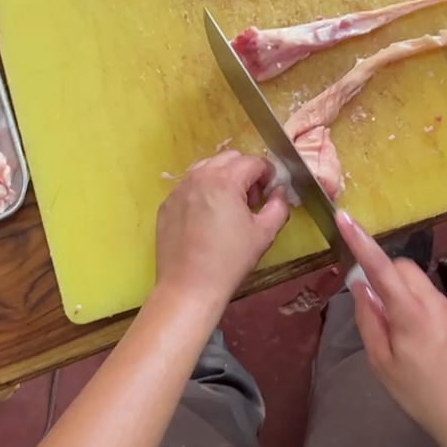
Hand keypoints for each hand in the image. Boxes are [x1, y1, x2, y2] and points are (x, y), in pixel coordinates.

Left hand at [153, 152, 291, 315]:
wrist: (189, 287)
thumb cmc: (230, 260)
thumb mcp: (264, 234)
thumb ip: (278, 206)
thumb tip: (280, 191)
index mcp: (225, 180)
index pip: (253, 162)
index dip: (267, 173)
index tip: (270, 191)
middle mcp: (199, 177)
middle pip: (229, 158)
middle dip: (245, 172)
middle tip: (251, 200)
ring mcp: (179, 190)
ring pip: (206, 168)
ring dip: (223, 178)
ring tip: (229, 206)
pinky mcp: (167, 204)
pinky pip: (189, 186)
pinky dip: (203, 192)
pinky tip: (207, 218)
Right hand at [339, 211, 446, 446]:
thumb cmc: (423, 397)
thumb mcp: (383, 365)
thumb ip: (369, 321)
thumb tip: (361, 287)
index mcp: (411, 314)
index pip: (381, 266)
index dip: (360, 240)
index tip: (344, 217)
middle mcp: (434, 302)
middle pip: (402, 266)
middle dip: (383, 273)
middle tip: (372, 305)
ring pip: (417, 281)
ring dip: (400, 290)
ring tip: (397, 332)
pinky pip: (430, 297)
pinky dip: (416, 303)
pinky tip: (419, 341)